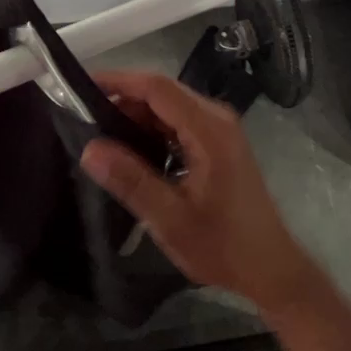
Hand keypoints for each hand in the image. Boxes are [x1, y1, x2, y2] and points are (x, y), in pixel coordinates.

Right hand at [79, 71, 320, 312]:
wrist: (270, 268)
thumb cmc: (223, 246)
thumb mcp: (170, 219)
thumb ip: (131, 180)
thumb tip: (89, 148)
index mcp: (209, 129)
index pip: (157, 87)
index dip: (118, 81)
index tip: (80, 88)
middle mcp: (217, 119)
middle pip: (163, 93)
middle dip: (123, 100)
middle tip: (84, 120)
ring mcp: (220, 130)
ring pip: (169, 108)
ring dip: (136, 117)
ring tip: (100, 138)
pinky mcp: (219, 144)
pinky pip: (179, 123)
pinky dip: (152, 130)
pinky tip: (131, 153)